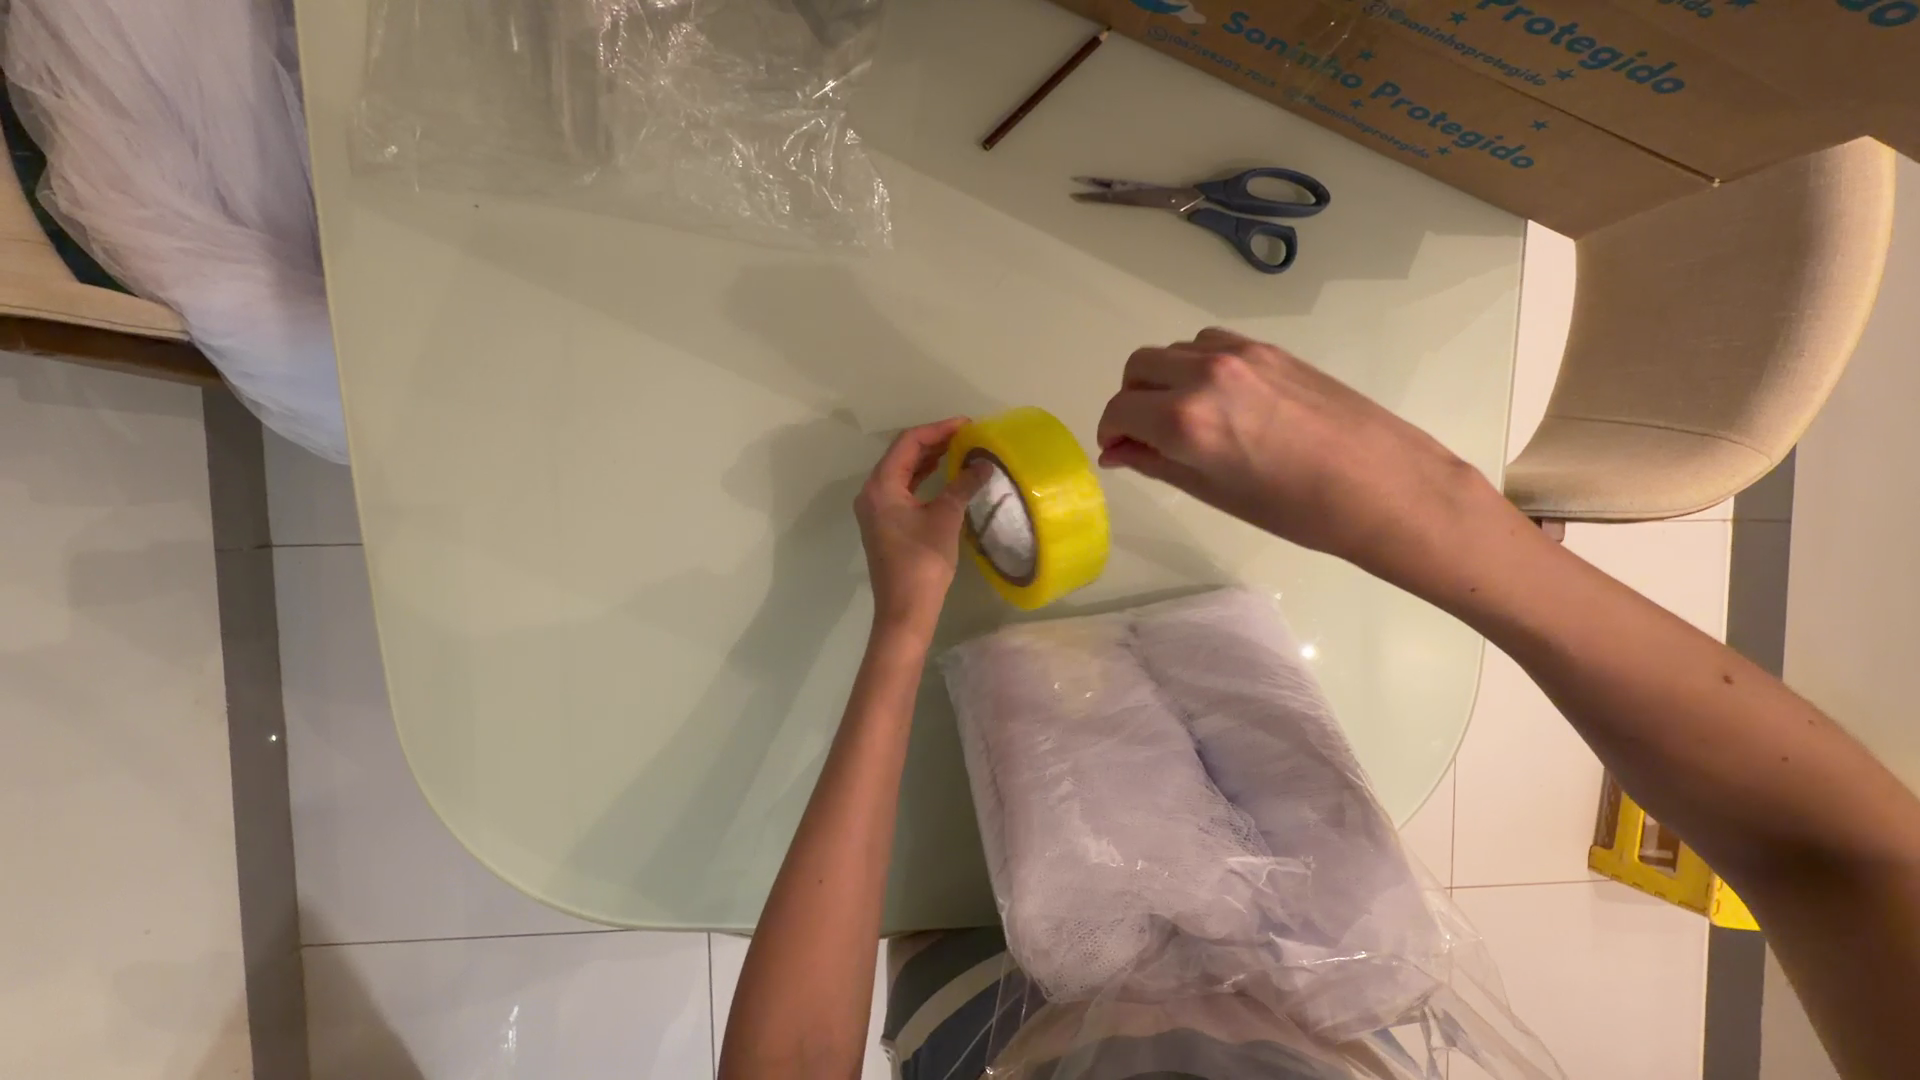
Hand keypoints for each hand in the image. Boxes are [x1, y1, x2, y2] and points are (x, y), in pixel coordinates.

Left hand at [855, 418, 990, 637]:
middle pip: (902, 455)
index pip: (908, 443)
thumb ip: (963, 486)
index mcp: (881, 486)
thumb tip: (984, 465)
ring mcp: (876, 509)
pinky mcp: (885, 524)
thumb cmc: (923, 562)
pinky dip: (923, 479)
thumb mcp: (946, 519)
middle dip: (934, 442)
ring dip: (929, 460)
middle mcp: (872, 492)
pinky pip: (903, 490)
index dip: (938, 430)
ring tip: (960, 450)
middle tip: (967, 436)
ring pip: (902, 473)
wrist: (906, 609)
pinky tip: (945, 476)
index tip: (967, 425)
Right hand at [1096, 328, 1521, 590]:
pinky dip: (1196, 364)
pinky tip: (1220, 397)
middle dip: (1130, 401)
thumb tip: (1119, 451)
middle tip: (1146, 435)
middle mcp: (1204, 374)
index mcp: (1185, 419)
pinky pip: (1210, 343)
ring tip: (1185, 416)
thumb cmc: (1294, 508)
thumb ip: (1156, 462)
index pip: (1119, 410)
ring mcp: (1240, 354)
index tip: (1120, 452)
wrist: (1382, 485)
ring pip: (1173, 351)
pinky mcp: (1269, 348)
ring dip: (1162, 379)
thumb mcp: (1213, 492)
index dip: (1110, 433)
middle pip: (1137, 368)